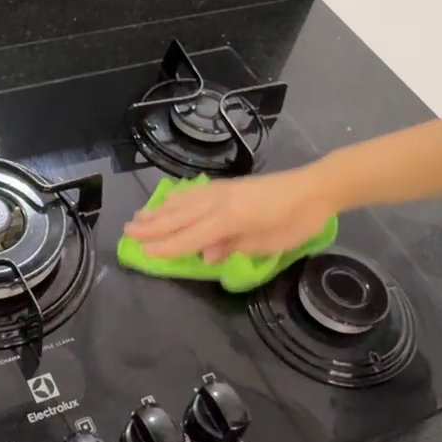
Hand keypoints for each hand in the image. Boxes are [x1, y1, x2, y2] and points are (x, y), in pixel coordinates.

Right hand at [124, 167, 337, 262]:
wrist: (315, 188)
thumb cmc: (295, 222)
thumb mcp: (267, 244)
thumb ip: (233, 247)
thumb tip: (206, 254)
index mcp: (229, 219)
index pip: (189, 237)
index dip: (166, 247)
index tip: (142, 253)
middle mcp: (219, 202)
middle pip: (178, 217)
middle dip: (152, 227)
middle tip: (127, 232)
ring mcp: (221, 191)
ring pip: (182, 202)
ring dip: (159, 211)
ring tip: (138, 217)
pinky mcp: (227, 186)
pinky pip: (194, 193)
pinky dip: (177, 198)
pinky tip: (168, 200)